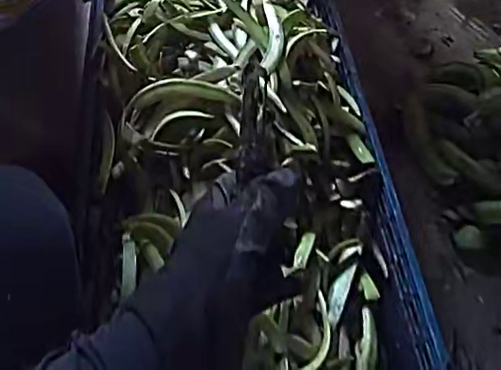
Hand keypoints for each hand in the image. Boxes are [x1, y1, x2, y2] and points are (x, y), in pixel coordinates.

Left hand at [126, 168, 300, 368]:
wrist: (191, 328)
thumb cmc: (214, 263)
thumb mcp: (244, 223)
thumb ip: (268, 199)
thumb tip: (292, 171)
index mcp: (216, 207)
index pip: (240, 182)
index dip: (264, 177)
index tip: (293, 177)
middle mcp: (222, 233)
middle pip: (255, 217)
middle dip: (280, 214)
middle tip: (308, 210)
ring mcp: (230, 268)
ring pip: (262, 251)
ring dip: (285, 248)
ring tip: (310, 241)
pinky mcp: (240, 300)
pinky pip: (267, 285)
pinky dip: (285, 283)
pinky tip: (306, 281)